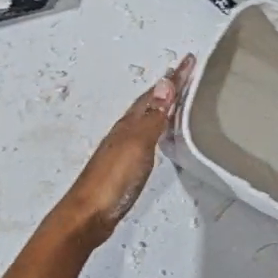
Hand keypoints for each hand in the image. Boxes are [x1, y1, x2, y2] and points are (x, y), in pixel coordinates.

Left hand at [54, 56, 195, 247]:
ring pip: (145, 119)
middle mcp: (125, 132)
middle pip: (149, 103)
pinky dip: (155, 128)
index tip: (189, 61)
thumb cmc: (113, 181)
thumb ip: (153, 117)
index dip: (174, 79)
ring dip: (161, 106)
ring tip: (175, 98)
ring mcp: (122, 150)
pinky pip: (144, 137)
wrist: (88, 216)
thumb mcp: (138, 144)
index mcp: (129, 124)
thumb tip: (165, 84)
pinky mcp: (123, 168)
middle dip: (167, 87)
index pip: (156, 94)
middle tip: (183, 73)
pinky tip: (158, 135)